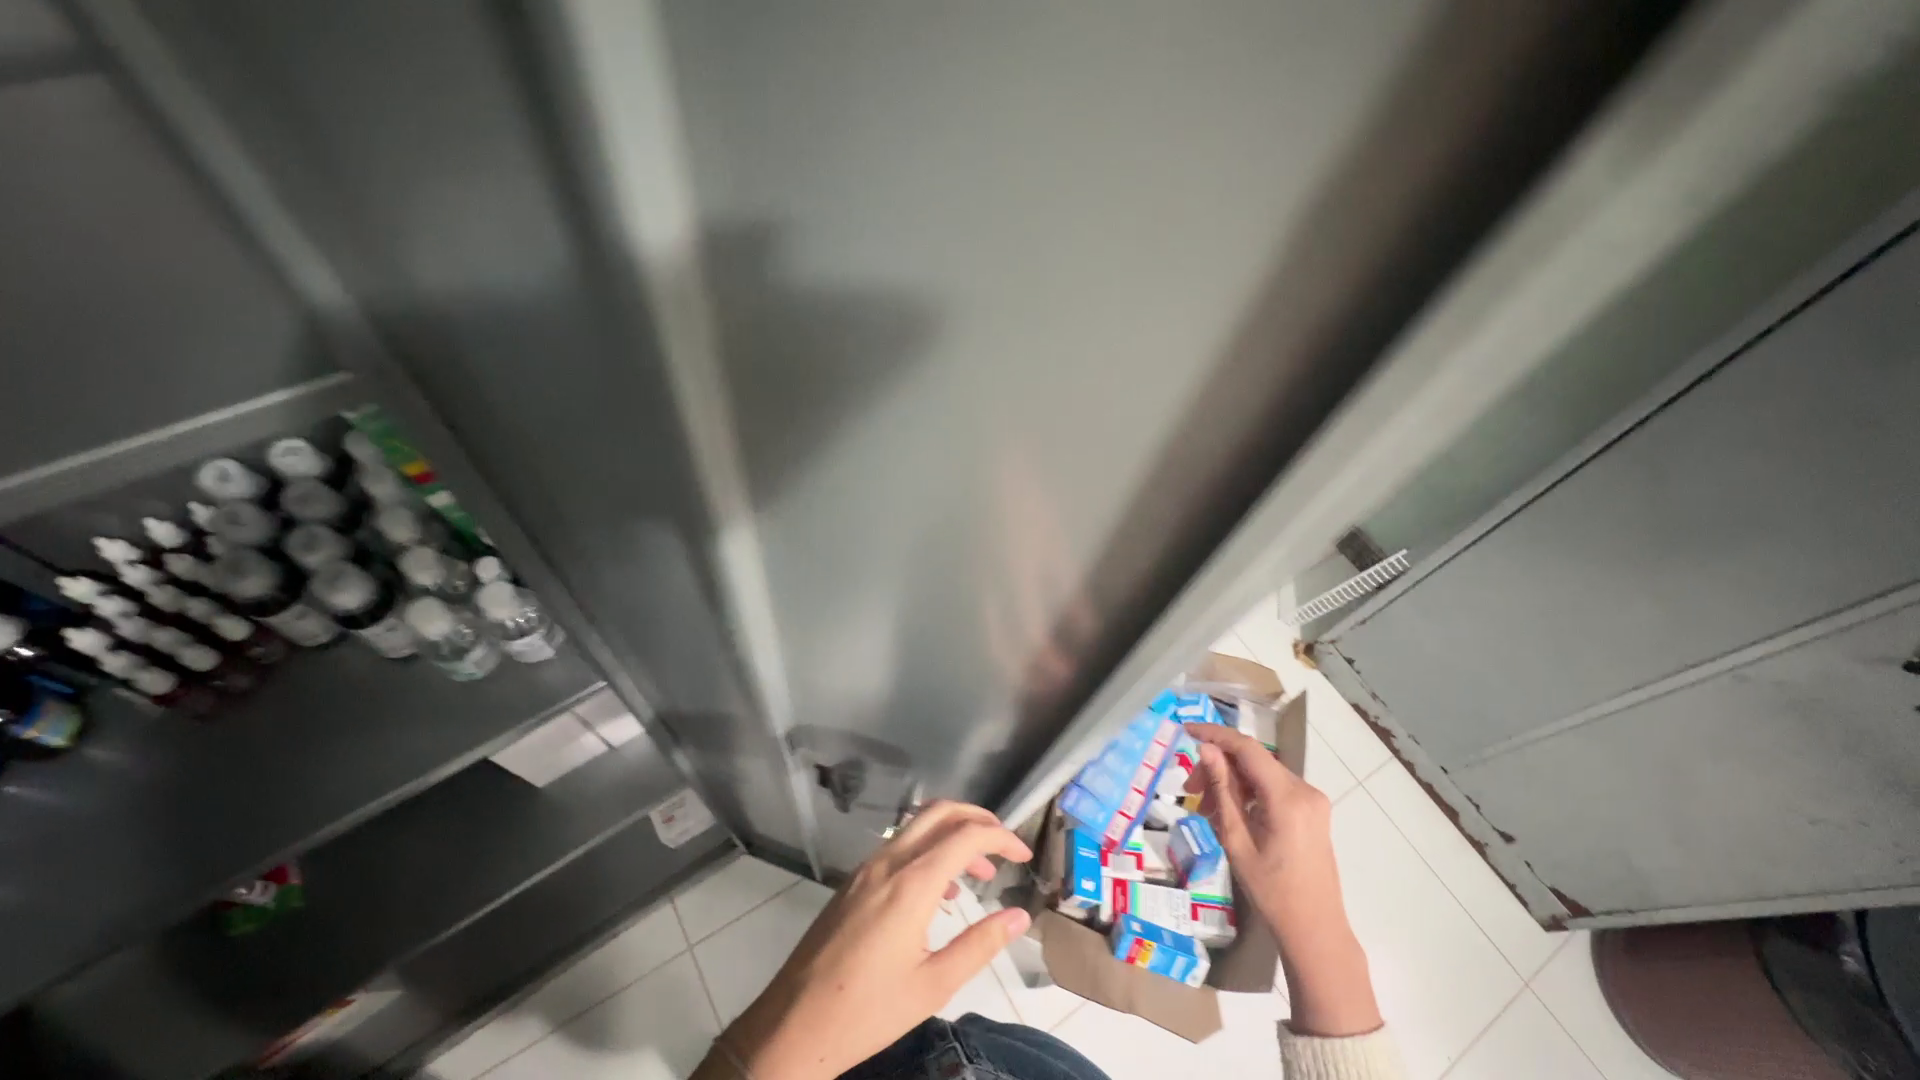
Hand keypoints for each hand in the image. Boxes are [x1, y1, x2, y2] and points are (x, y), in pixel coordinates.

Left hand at [708, 801, 1033, 1079]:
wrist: (794, 1024)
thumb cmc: (868, 1011)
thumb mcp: (934, 984)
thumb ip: (980, 944)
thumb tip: (1019, 916)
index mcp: (911, 884)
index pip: (966, 835)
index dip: (1002, 837)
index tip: (1024, 855)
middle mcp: (887, 863)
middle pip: (939, 813)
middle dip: (977, 819)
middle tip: (1004, 847)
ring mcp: (864, 870)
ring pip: (916, 828)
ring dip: (951, 836)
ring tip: (977, 876)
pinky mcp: (851, 884)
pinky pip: (896, 849)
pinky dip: (926, 852)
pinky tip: (937, 894)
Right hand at [1184, 722, 1382, 1037]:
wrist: (1314, 928)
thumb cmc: (1271, 890)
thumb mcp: (1237, 840)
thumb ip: (1222, 790)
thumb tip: (1206, 750)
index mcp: (1288, 797)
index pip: (1247, 749)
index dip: (1215, 735)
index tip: (1185, 731)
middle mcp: (1305, 790)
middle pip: (1253, 761)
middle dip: (1218, 768)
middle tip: (1190, 791)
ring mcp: (1312, 800)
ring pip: (1261, 775)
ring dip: (1231, 783)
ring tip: (1206, 810)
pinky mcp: (1312, 811)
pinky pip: (1273, 789)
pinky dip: (1248, 794)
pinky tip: (1229, 815)